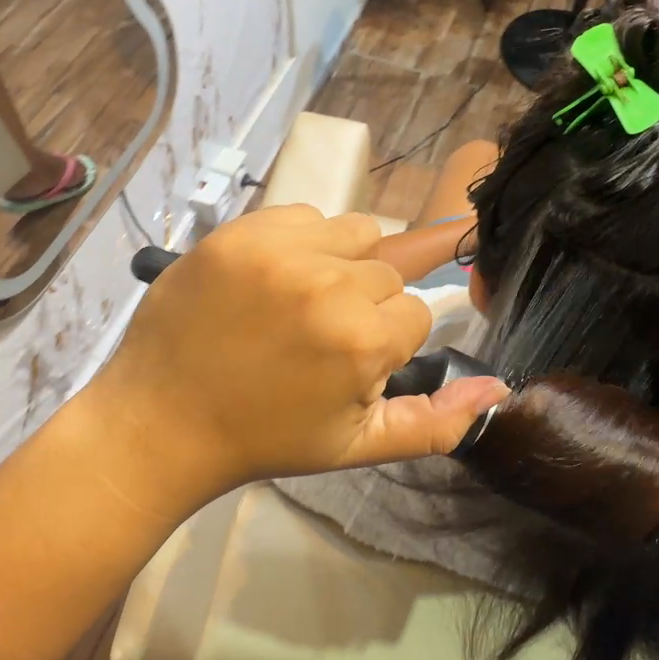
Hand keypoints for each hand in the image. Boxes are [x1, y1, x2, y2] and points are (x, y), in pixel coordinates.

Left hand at [78, 204, 506, 517]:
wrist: (158, 422)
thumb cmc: (266, 437)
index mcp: (363, 340)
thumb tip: (499, 388)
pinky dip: (304, 242)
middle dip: (366, 305)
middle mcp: (331, 283)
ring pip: (358, 234)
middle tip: (317, 341)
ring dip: (345, 264)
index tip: (345, 368)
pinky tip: (276, 278)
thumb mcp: (357, 444)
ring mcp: (283, 250)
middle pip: (388, 273)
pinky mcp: (244, 230)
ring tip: (304, 300)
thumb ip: (437, 422)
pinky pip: (308, 215)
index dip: (386, 344)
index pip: (415, 314)